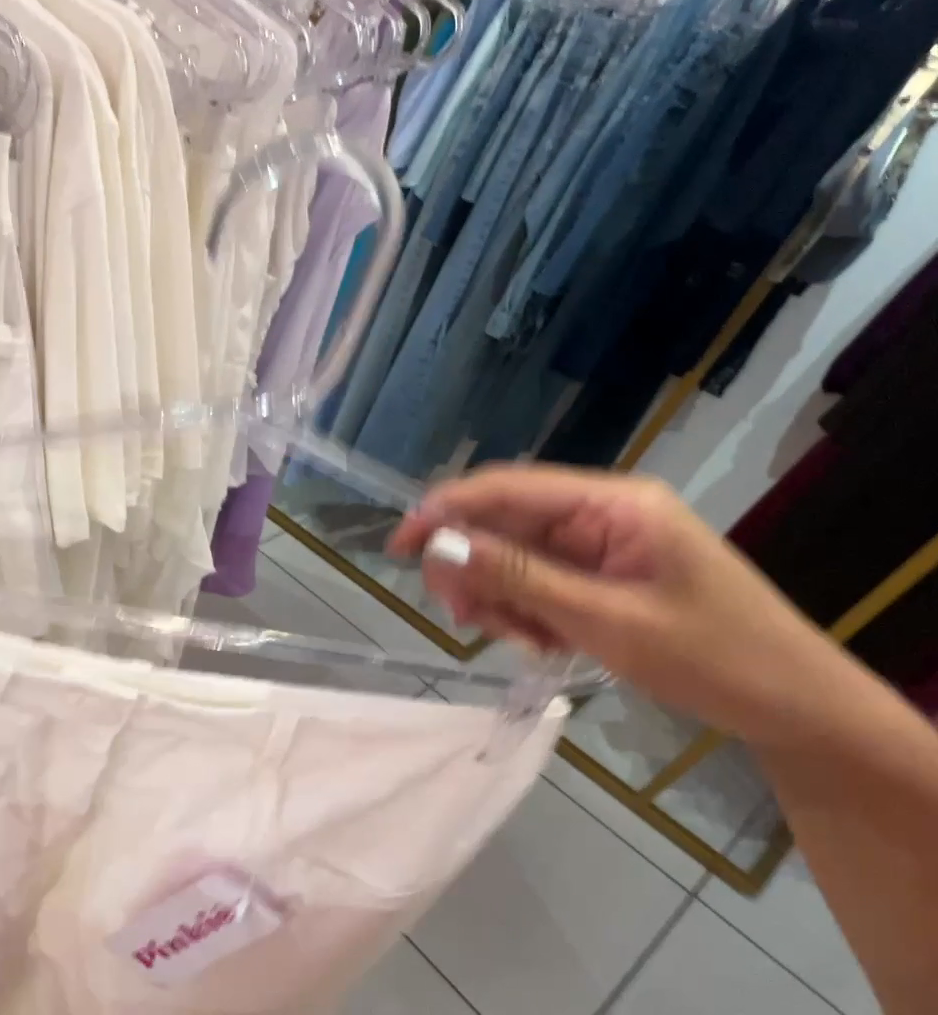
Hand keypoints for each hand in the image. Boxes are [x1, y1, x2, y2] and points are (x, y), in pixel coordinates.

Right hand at [388, 465, 853, 746]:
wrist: (798, 710)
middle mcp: (599, 512)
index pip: (504, 488)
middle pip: (500, 523)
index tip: (399, 548)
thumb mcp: (606, 621)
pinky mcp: (598, 574)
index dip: (443, 511)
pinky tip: (540, 643)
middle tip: (463, 617)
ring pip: (509, 556)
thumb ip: (518, 577)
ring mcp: (599, 543)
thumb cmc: (713, 659)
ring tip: (520, 642)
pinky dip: (522, 612)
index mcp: (612, 503)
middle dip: (473, 569)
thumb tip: (439, 546)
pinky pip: (533, 581)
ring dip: (498, 598)